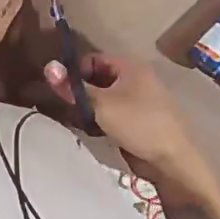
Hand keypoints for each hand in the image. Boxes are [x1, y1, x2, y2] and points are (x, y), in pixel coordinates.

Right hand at [43, 53, 195, 168]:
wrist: (172, 159)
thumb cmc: (137, 124)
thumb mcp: (100, 104)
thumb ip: (73, 87)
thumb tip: (47, 66)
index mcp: (131, 66)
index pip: (93, 59)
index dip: (75, 71)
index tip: (62, 89)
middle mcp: (137, 78)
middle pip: (98, 78)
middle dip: (81, 91)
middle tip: (66, 106)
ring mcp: (140, 99)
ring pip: (104, 96)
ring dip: (89, 107)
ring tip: (78, 119)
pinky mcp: (140, 118)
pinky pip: (113, 111)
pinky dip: (101, 118)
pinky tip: (93, 130)